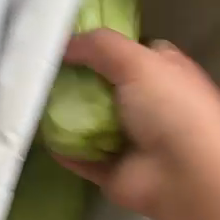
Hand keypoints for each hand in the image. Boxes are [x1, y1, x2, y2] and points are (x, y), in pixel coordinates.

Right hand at [55, 32, 219, 216]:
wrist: (181, 175)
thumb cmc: (170, 110)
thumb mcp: (138, 62)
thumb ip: (101, 47)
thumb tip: (64, 43)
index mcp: (169, 74)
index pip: (140, 53)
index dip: (112, 46)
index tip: (78, 43)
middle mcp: (153, 105)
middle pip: (111, 88)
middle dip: (83, 81)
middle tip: (50, 72)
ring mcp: (134, 140)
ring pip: (95, 124)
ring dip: (70, 116)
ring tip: (38, 101)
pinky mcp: (115, 170)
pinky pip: (83, 158)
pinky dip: (65, 150)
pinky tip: (42, 139)